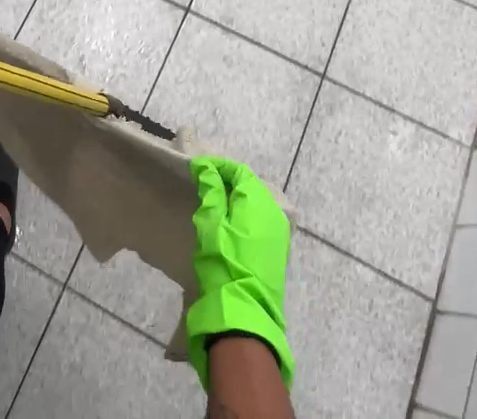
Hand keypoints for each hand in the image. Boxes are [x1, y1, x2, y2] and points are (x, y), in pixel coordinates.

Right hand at [185, 156, 293, 391]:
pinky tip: (228, 222)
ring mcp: (279, 232)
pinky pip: (261, 219)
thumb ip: (210, 190)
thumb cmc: (223, 261)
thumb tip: (206, 166)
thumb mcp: (209, 222)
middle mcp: (274, 212)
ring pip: (256, 203)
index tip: (197, 169)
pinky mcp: (277, 249)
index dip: (218, 166)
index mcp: (258, 201)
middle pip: (250, 186)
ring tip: (212, 203)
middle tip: (202, 184)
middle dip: (227, 181)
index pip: (240, 171)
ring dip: (236, 198)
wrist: (243, 309)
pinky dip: (244, 213)